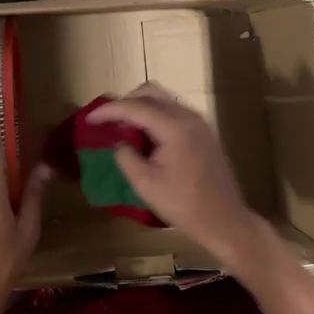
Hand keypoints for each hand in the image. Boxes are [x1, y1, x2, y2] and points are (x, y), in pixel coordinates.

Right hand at [87, 83, 266, 264]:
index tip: (89, 119)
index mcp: (174, 127)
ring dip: (140, 106)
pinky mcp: (203, 131)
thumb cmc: (184, 205)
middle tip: (107, 120)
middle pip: (150, 92)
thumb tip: (120, 142)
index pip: (134, 107)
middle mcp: (188, 116)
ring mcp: (198, 122)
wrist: (225, 221)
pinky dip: (155, 114)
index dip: (108, 110)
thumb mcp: (145, 184)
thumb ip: (126, 157)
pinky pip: (173, 110)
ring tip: (123, 126)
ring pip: (163, 98)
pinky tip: (145, 134)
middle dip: (124, 102)